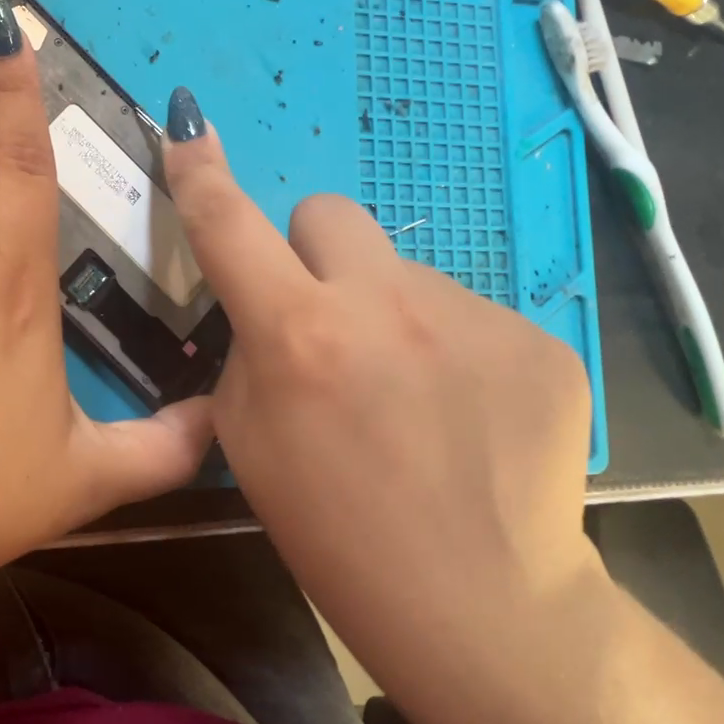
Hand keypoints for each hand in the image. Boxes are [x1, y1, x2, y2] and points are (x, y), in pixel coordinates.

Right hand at [160, 87, 601, 723]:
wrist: (479, 600)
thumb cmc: (331, 528)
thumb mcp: (245, 438)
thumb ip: (246, 351)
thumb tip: (268, 307)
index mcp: (296, 334)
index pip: (228, 225)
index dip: (199, 172)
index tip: (187, 123)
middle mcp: (382, 304)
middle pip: (327, 212)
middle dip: (310, 252)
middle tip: (323, 323)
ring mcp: (470, 314)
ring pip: (399, 271)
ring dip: (385, 310)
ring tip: (407, 394)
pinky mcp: (537, 338)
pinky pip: (465, 312)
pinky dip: (448, 347)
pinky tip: (461, 412)